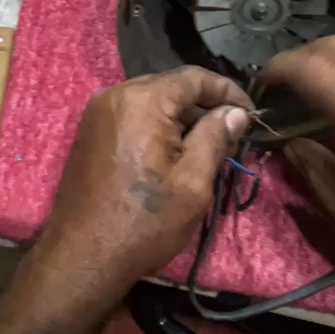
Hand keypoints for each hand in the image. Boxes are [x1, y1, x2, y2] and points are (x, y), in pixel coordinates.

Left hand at [35, 66, 251, 294]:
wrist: (82, 256)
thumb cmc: (144, 222)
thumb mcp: (192, 183)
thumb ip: (215, 137)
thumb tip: (236, 112)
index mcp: (143, 99)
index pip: (194, 77)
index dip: (228, 91)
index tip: (251, 114)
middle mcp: (117, 93)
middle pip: (171, 86)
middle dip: (204, 105)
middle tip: (232, 135)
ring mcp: (99, 110)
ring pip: (152, 99)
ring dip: (181, 117)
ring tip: (207, 146)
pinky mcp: (91, 129)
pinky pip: (133, 113)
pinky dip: (157, 124)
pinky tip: (174, 152)